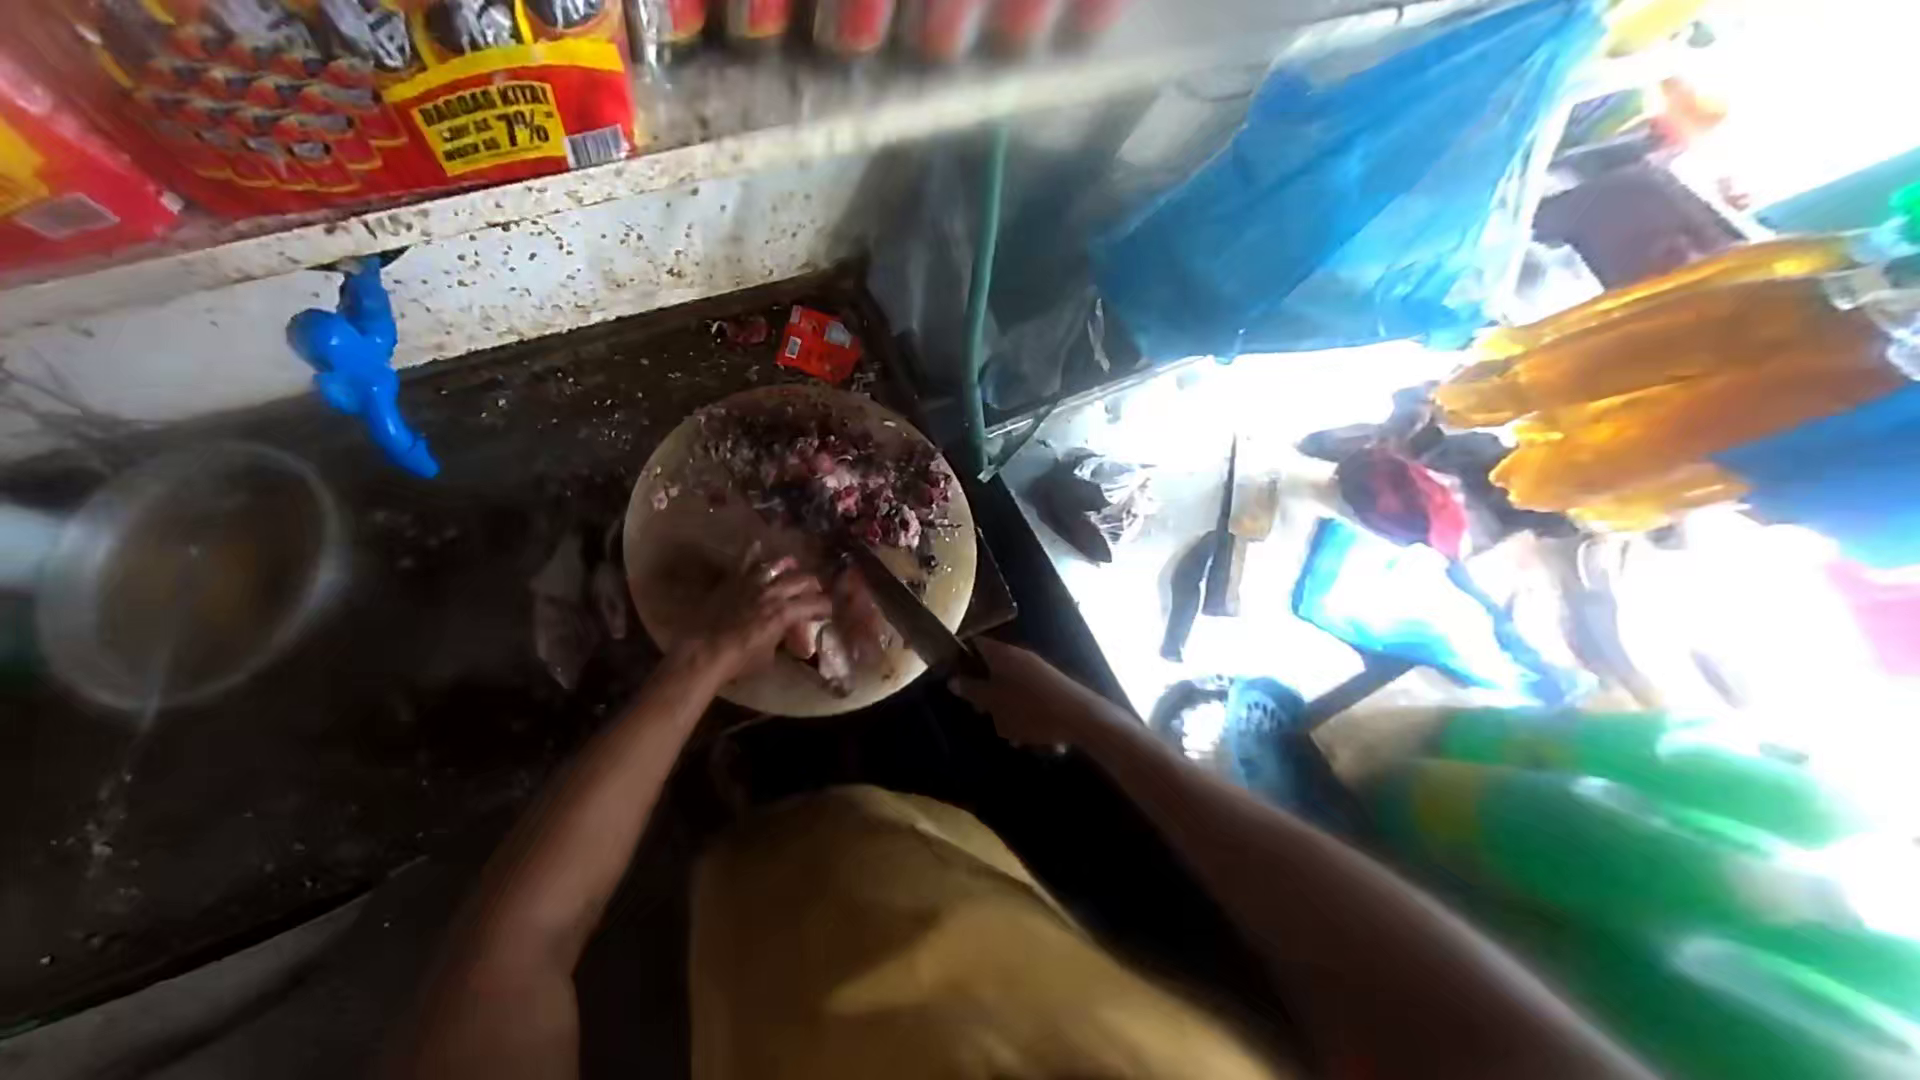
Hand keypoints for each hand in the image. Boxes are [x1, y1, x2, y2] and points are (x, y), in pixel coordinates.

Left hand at [675, 555, 831, 685]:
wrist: (704, 654)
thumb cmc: (740, 661)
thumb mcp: (769, 655)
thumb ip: (780, 638)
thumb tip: (784, 634)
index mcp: (785, 612)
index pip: (816, 604)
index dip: (827, 606)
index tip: (832, 610)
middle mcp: (772, 592)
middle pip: (801, 579)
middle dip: (813, 585)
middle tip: (817, 591)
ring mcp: (751, 584)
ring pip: (776, 565)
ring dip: (788, 565)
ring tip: (794, 565)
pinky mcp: (731, 582)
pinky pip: (743, 561)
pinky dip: (752, 553)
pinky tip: (757, 546)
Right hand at [948, 638, 1120, 750]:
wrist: (1081, 718)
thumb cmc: (1030, 709)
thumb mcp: (994, 703)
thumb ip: (972, 691)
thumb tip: (953, 679)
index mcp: (1003, 654)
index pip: (976, 644)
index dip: (962, 656)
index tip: (953, 675)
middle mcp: (1021, 657)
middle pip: (994, 668)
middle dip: (986, 694)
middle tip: (982, 714)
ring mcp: (1040, 671)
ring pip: (1013, 689)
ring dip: (1008, 712)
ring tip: (1013, 738)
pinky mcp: (1054, 687)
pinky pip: (1031, 700)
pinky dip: (1027, 717)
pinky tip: (1033, 740)